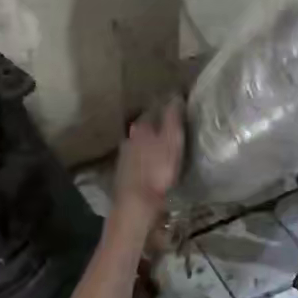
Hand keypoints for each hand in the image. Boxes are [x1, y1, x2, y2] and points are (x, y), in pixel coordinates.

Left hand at [114, 96, 184, 224]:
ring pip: (137, 145)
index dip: (164, 109)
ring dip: (147, 145)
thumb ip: (173, 118)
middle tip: (168, 129)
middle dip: (153, 127)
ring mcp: (123, 158)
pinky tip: (149, 167)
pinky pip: (134, 162)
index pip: (153, 111)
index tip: (175, 109)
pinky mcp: (123, 176)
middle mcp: (129, 139)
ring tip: (160, 149)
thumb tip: (175, 95)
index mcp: (142, 128)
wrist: (136, 202)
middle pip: (142, 128)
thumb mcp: (172, 140)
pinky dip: (142, 161)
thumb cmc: (158, 170)